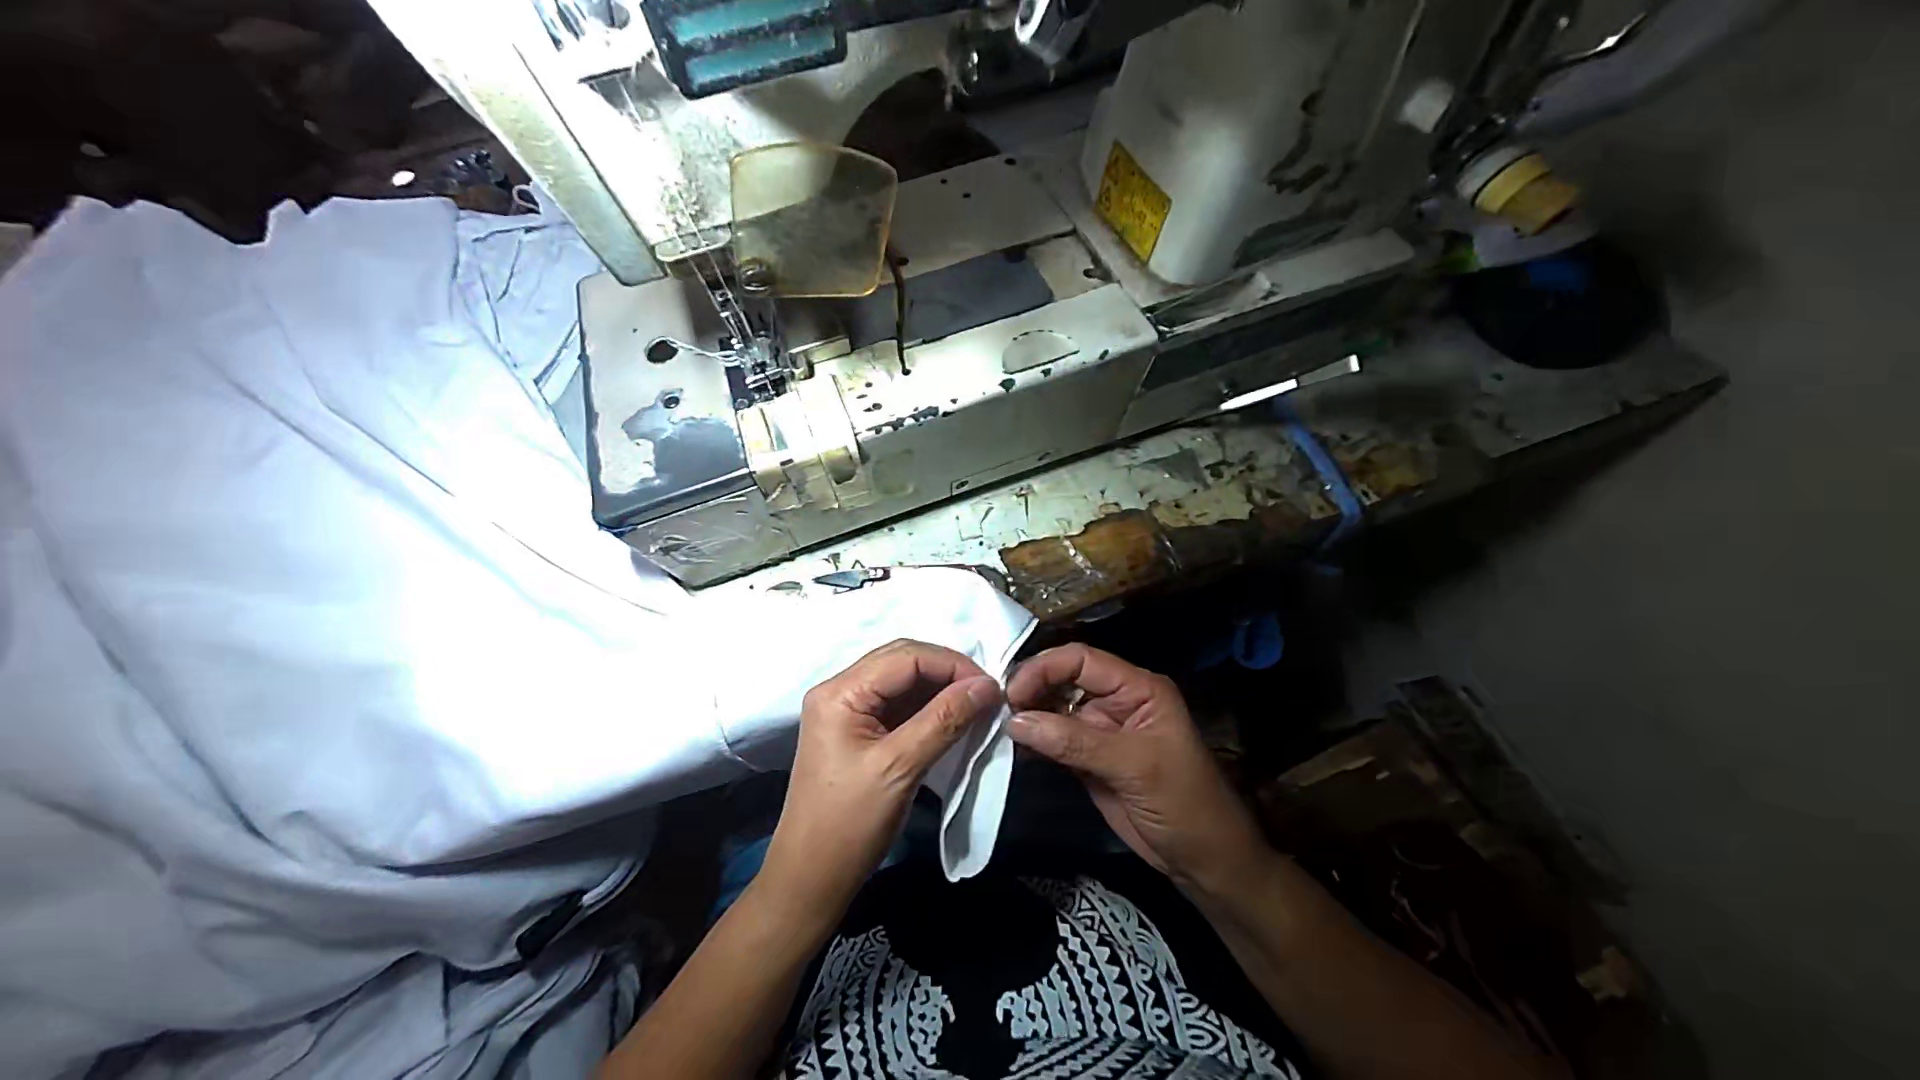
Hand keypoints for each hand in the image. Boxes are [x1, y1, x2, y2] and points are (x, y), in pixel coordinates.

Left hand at [761, 640, 1003, 915]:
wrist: (812, 878)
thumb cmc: (850, 824)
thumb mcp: (901, 768)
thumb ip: (944, 720)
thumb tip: (988, 685)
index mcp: (839, 692)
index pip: (906, 656)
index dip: (952, 664)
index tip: (991, 687)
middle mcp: (839, 690)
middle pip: (903, 661)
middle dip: (948, 672)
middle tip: (987, 694)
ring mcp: (847, 710)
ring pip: (903, 681)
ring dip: (941, 689)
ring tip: (977, 705)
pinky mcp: (857, 731)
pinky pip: (898, 704)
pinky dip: (928, 708)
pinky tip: (954, 719)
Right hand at [1006, 644, 1267, 890]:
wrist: (1204, 861)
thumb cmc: (1184, 803)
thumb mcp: (1135, 766)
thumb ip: (1076, 741)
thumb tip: (1016, 721)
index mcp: (1137, 688)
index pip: (1082, 660)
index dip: (1044, 668)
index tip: (1012, 692)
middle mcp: (1115, 701)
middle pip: (1063, 680)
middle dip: (1031, 689)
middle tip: (997, 710)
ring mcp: (1099, 730)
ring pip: (1053, 709)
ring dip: (1027, 716)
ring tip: (997, 726)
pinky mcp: (1087, 759)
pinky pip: (1052, 741)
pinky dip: (1032, 742)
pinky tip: (1012, 747)